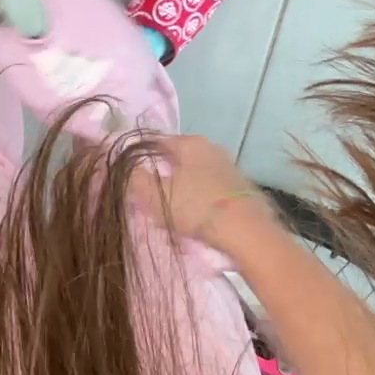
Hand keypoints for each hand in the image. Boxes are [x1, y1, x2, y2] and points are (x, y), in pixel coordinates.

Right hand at [132, 134, 265, 242]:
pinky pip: (206, 190)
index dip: (139, 160)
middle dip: (159, 177)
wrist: (245, 231)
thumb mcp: (155, 194)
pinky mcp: (237, 189)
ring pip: (191, 176)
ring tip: (166, 213)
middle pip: (175, 160)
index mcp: (191, 143)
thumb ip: (136, 178)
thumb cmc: (196, 206)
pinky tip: (189, 218)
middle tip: (146, 199)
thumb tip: (129, 169)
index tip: (130, 178)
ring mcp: (227, 168)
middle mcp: (211, 148)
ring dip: (177, 191)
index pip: (156, 143)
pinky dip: (195, 201)